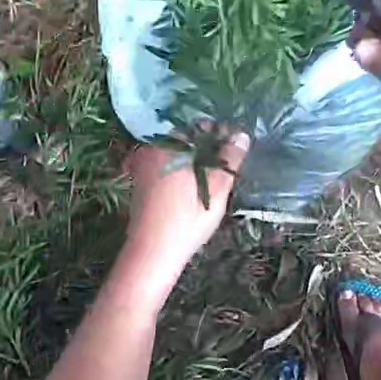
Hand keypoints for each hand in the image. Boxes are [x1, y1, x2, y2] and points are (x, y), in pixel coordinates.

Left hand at [121, 135, 248, 272]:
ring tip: (211, 173)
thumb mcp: (216, 189)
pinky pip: (162, 164)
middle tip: (225, 160)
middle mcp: (151, 150)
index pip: (198, 126)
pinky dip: (178, 167)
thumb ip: (229, 160)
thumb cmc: (186, 220)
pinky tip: (190, 182)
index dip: (219, 132)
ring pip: (173, 152)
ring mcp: (141, 165)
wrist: (151, 253)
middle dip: (205, 144)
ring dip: (192, 157)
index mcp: (169, 146)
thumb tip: (241, 135)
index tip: (233, 146)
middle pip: (183, 137)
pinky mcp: (138, 182)